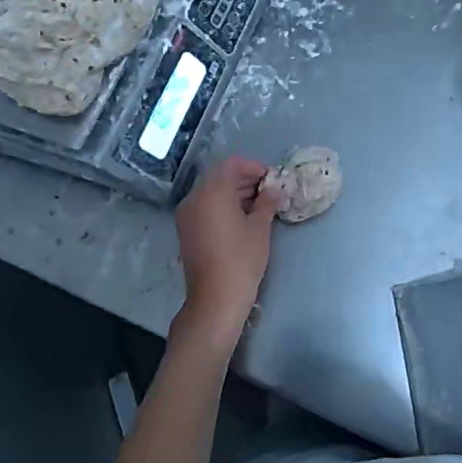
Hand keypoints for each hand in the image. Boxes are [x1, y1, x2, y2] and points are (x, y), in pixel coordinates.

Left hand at [172, 156, 278, 346]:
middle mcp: (194, 199)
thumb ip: (267, 203)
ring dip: (235, 192)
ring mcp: (187, 215)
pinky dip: (224, 205)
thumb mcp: (260, 227)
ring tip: (261, 204)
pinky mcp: (187, 230)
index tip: (272, 178)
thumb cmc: (241, 258)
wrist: (215, 298)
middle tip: (269, 190)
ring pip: (212, 192)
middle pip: (220, 177)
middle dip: (245, 179)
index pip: (231, 165)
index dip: (253, 166)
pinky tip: (244, 217)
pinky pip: (206, 207)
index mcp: (212, 192)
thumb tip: (274, 191)